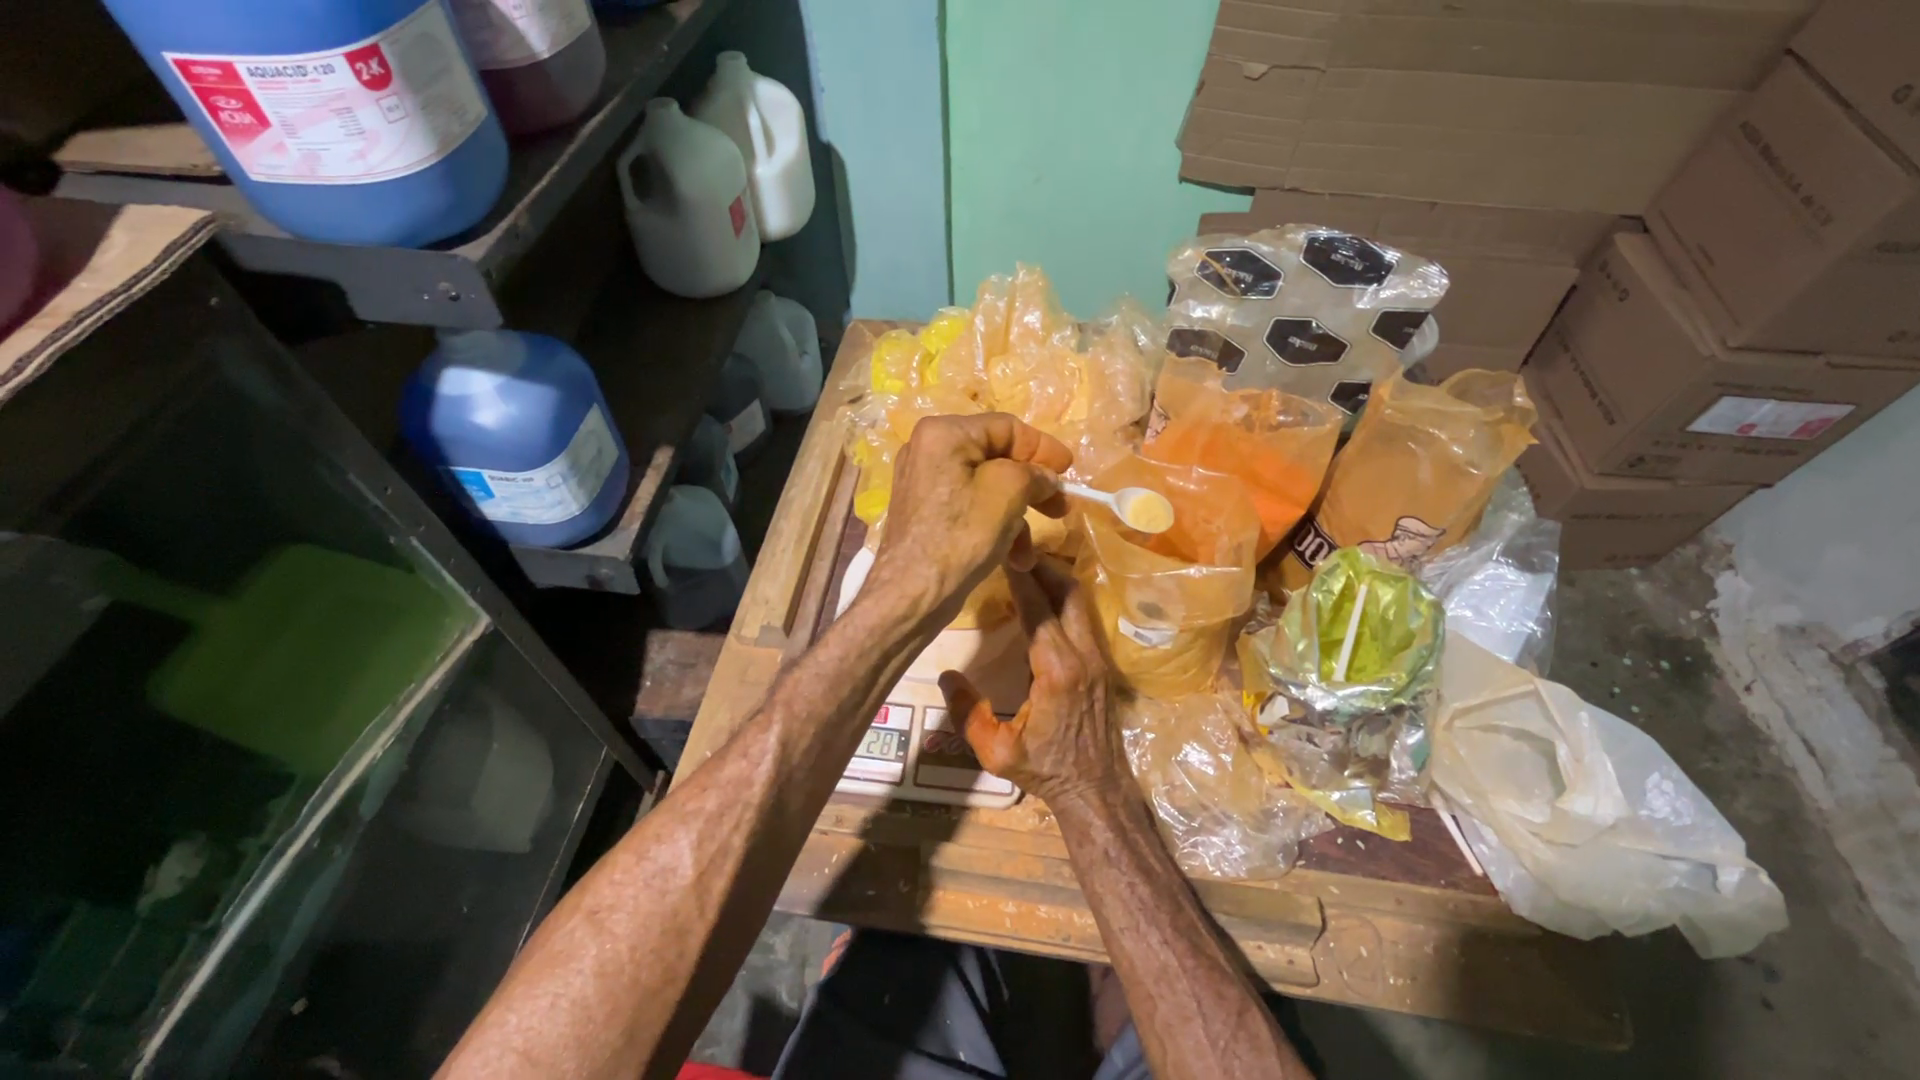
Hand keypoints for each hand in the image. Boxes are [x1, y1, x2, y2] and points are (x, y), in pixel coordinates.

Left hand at [867, 413, 1071, 632]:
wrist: (911, 593)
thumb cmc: (961, 535)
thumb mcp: (1008, 493)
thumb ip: (1034, 474)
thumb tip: (1047, 478)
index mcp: (944, 433)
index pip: (1006, 427)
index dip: (1042, 447)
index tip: (1070, 470)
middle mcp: (928, 449)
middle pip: (996, 458)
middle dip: (1032, 486)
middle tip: (1060, 507)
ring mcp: (923, 482)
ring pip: (986, 488)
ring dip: (1017, 515)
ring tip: (1030, 549)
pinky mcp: (925, 512)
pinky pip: (970, 507)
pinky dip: (994, 526)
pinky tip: (1013, 557)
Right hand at [939, 558, 1123, 802]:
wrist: (1096, 789)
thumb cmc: (1045, 770)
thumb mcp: (996, 751)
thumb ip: (969, 713)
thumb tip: (946, 676)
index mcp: (1056, 670)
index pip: (1037, 609)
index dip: (1019, 578)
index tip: (1003, 552)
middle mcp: (1082, 655)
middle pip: (1067, 592)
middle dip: (1041, 567)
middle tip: (1014, 552)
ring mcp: (1098, 658)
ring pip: (1081, 602)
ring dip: (1056, 581)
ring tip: (1027, 569)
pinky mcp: (1103, 665)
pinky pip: (1085, 619)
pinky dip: (1065, 601)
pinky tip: (1044, 602)